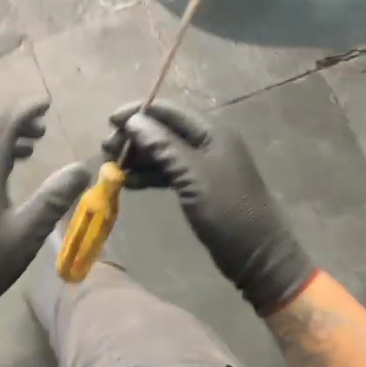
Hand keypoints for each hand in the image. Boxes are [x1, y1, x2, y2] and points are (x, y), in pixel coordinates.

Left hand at [0, 100, 89, 361]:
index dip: (25, 110)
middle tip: (41, 130)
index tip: (46, 104)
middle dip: (14, 123)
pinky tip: (2, 178)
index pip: (3, 125)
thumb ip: (53, 198)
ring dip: (1, 140)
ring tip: (29, 150)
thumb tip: (82, 168)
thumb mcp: (26, 233)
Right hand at [105, 101, 316, 314]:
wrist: (258, 256)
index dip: (138, 113)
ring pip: (163, 151)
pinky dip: (148, 174)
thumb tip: (133, 120)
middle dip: (134, 136)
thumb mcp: (192, 176)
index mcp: (211, 132)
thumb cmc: (227, 212)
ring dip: (138, 156)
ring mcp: (203, 165)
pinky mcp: (199, 185)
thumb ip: (162, 146)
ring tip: (112, 167)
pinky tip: (128, 183)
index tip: (110, 123)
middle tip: (107, 150)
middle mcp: (207, 142)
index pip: (168, 110)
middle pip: (163, 129)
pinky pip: (168, 171)